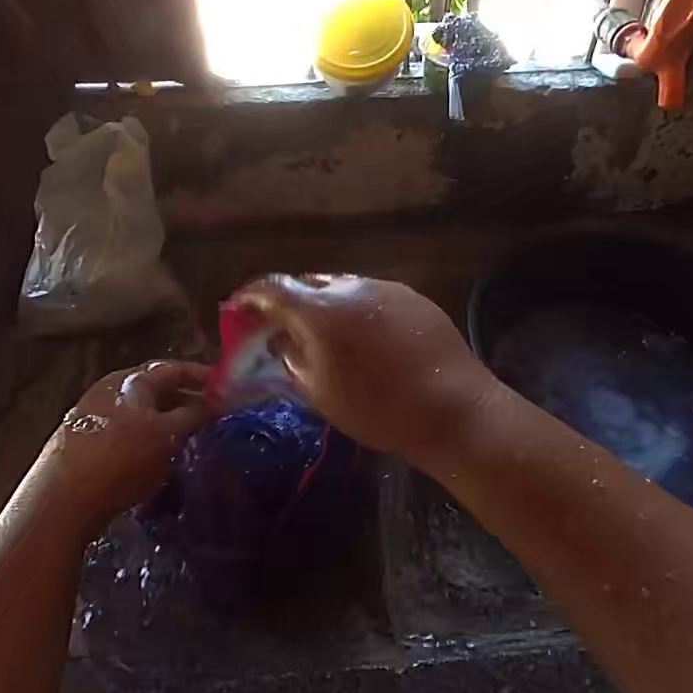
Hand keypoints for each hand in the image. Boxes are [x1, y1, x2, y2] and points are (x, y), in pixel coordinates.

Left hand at [38, 360, 211, 530]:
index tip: (227, 389)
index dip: (203, 376)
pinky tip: (158, 458)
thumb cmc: (123, 458)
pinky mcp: (82, 447)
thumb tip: (218, 402)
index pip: (174, 368)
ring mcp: (92, 418)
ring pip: (141, 413)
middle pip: (156, 389)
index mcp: (130, 380)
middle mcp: (108, 392)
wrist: (60, 505)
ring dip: (168, 421)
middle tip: (213, 413)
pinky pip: (126, 433)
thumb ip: (197, 414)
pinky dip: (148, 439)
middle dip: (187, 399)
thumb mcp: (170, 434)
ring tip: (191, 437)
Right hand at [230, 274, 511, 459]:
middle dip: (290, 301)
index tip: (240, 309)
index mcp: (322, 310)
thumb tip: (280, 340)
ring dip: (326, 305)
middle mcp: (353, 287)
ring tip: (326, 335)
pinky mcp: (413, 296)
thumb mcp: (321, 392)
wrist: (452, 406)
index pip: (273, 287)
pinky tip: (365, 336)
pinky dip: (357, 309)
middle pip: (309, 283)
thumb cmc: (379, 409)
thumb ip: (292, 358)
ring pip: (343, 288)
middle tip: (282, 326)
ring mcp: (387, 288)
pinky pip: (373, 296)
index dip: (251, 296)